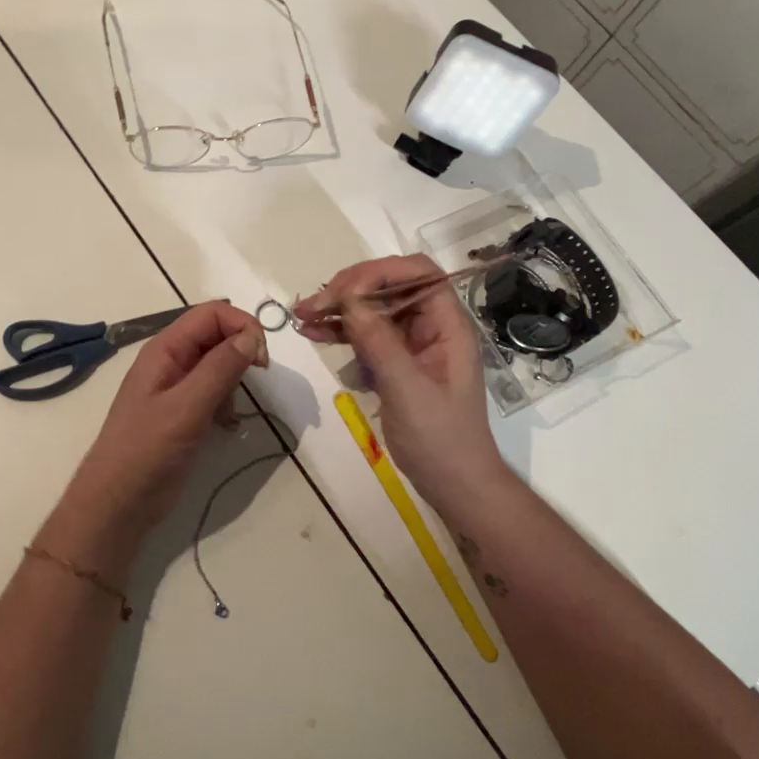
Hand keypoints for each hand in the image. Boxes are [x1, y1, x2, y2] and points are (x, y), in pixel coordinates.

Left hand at [60, 302, 267, 537]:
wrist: (118, 503)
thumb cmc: (146, 451)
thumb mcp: (186, 407)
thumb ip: (220, 369)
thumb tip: (252, 336)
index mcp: (164, 349)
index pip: (211, 314)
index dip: (242, 325)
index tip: (262, 358)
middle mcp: (171, 361)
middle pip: (216, 335)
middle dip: (242, 349)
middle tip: (259, 377)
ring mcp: (176, 388)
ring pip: (217, 364)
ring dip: (235, 378)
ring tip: (233, 408)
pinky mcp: (183, 413)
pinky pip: (213, 391)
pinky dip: (227, 400)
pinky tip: (226, 424)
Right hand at [293, 256, 506, 505]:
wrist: (455, 485)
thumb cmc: (441, 439)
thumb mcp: (408, 389)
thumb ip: (379, 341)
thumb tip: (349, 299)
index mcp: (448, 325)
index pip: (418, 273)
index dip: (380, 273)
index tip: (343, 292)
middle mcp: (432, 327)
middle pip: (390, 288)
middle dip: (350, 290)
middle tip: (311, 306)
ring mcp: (414, 346)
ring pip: (374, 311)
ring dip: (340, 310)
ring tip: (302, 318)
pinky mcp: (397, 364)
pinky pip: (368, 336)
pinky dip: (342, 333)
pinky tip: (315, 335)